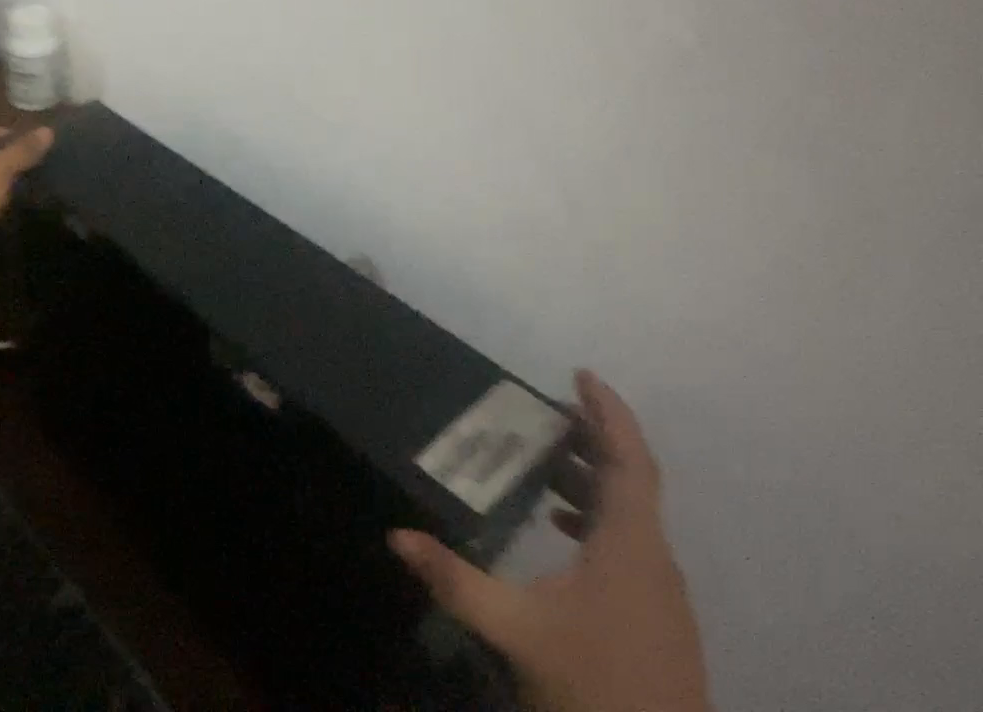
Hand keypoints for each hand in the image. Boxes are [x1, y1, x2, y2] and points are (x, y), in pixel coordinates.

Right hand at [390, 370, 711, 711]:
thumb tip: (396, 535)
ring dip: (593, 480)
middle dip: (592, 440)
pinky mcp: (654, 613)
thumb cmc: (590, 683)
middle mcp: (654, 559)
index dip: (610, 415)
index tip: (581, 375)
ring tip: (542, 462)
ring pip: (632, 514)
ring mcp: (660, 590)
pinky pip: (629, 542)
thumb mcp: (512, 629)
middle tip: (543, 412)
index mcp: (629, 549)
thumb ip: (454, 579)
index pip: (630, 464)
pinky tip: (558, 529)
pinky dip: (596, 518)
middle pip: (632, 482)